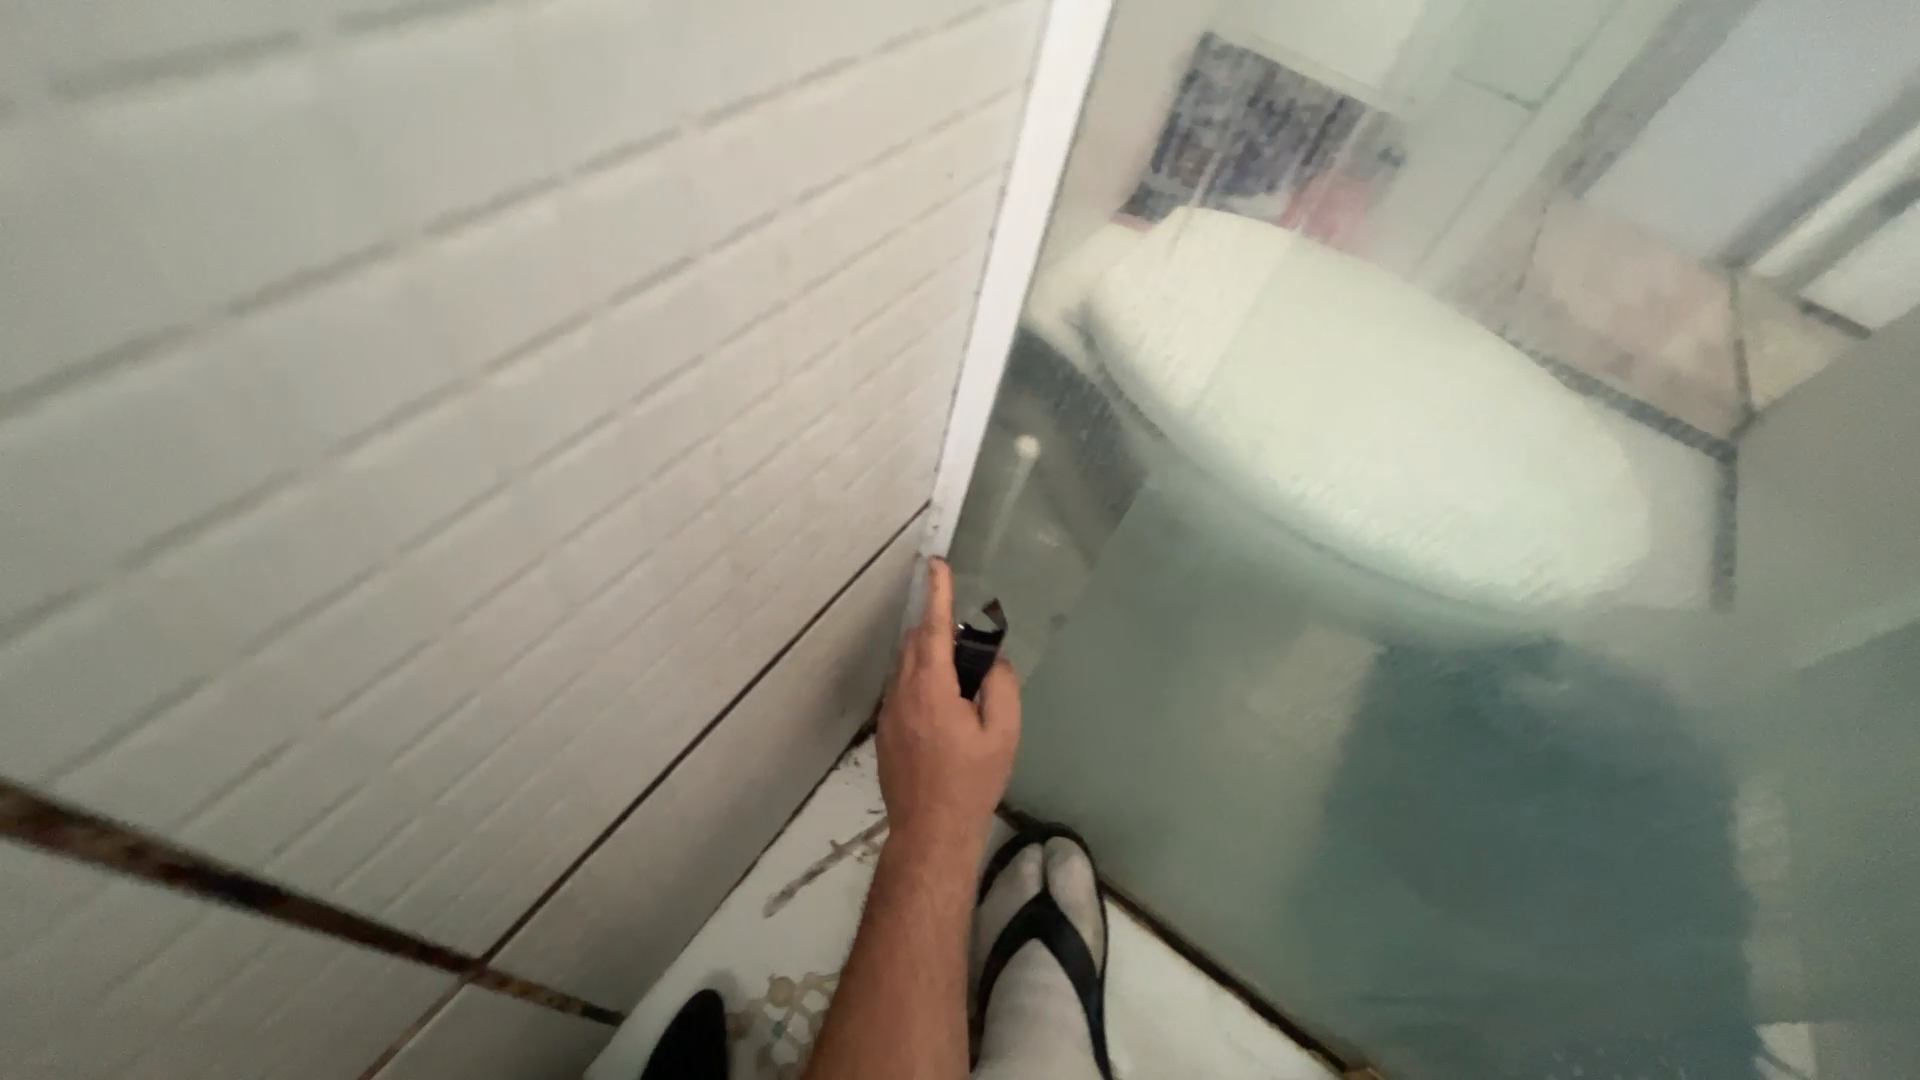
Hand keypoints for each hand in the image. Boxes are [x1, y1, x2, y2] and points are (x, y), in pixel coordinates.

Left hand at [876, 557, 1020, 856]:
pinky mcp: (884, 730)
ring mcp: (889, 712)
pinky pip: (903, 689)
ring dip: (931, 659)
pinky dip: (922, 683)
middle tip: (972, 651)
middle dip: (939, 631)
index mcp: (931, 688)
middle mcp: (902, 692)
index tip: (936, 564)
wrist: (929, 831)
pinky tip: (944, 715)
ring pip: (907, 666)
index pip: (933, 629)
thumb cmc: (971, 783)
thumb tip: (993, 662)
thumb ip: (1001, 687)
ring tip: (963, 688)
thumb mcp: (1002, 734)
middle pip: (916, 643)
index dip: (937, 594)